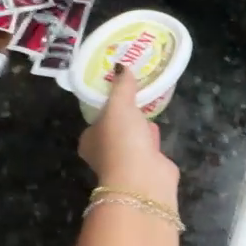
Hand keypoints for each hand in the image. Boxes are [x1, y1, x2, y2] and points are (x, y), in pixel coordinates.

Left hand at [78, 65, 179, 207]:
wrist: (143, 179)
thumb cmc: (121, 141)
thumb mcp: (119, 106)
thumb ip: (122, 86)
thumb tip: (122, 66)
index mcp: (89, 140)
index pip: (96, 118)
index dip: (106, 105)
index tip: (118, 89)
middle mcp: (104, 153)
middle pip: (114, 129)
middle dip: (123, 116)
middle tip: (134, 95)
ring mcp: (126, 163)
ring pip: (131, 139)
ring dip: (138, 126)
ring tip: (147, 106)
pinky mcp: (146, 169)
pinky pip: (148, 147)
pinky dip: (151, 137)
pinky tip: (157, 126)